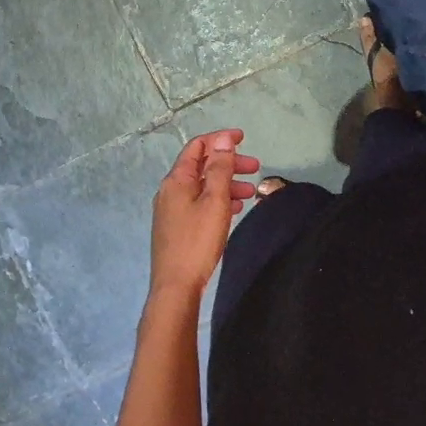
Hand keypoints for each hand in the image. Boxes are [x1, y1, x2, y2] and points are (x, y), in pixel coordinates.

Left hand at [150, 129, 260, 298]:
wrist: (176, 287)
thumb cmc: (198, 241)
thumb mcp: (215, 200)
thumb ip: (220, 168)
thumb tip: (222, 140)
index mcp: (177, 180)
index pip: (197, 147)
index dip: (220, 139)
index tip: (244, 139)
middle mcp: (170, 191)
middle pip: (202, 166)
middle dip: (229, 163)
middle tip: (256, 167)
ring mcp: (172, 210)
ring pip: (203, 186)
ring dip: (227, 183)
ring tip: (251, 192)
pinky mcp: (177, 227)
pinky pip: (200, 203)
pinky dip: (218, 200)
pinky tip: (234, 209)